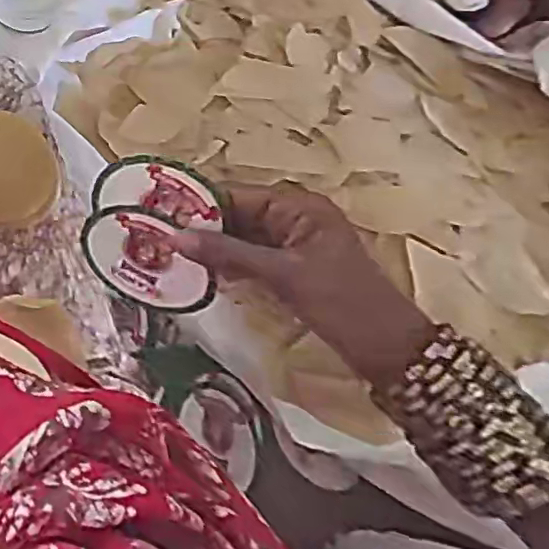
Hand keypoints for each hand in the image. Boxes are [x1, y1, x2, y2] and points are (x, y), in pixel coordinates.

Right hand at [174, 185, 434, 386]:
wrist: (390, 352)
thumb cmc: (342, 303)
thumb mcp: (281, 275)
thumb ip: (227, 253)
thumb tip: (173, 237)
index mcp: (298, 206)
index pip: (235, 195)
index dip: (197, 205)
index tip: (159, 216)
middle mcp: (293, 217)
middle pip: (235, 215)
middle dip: (200, 228)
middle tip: (158, 238)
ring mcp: (292, 244)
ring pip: (239, 238)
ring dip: (210, 247)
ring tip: (169, 254)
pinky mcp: (290, 268)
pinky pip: (249, 257)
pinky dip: (227, 264)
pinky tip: (199, 272)